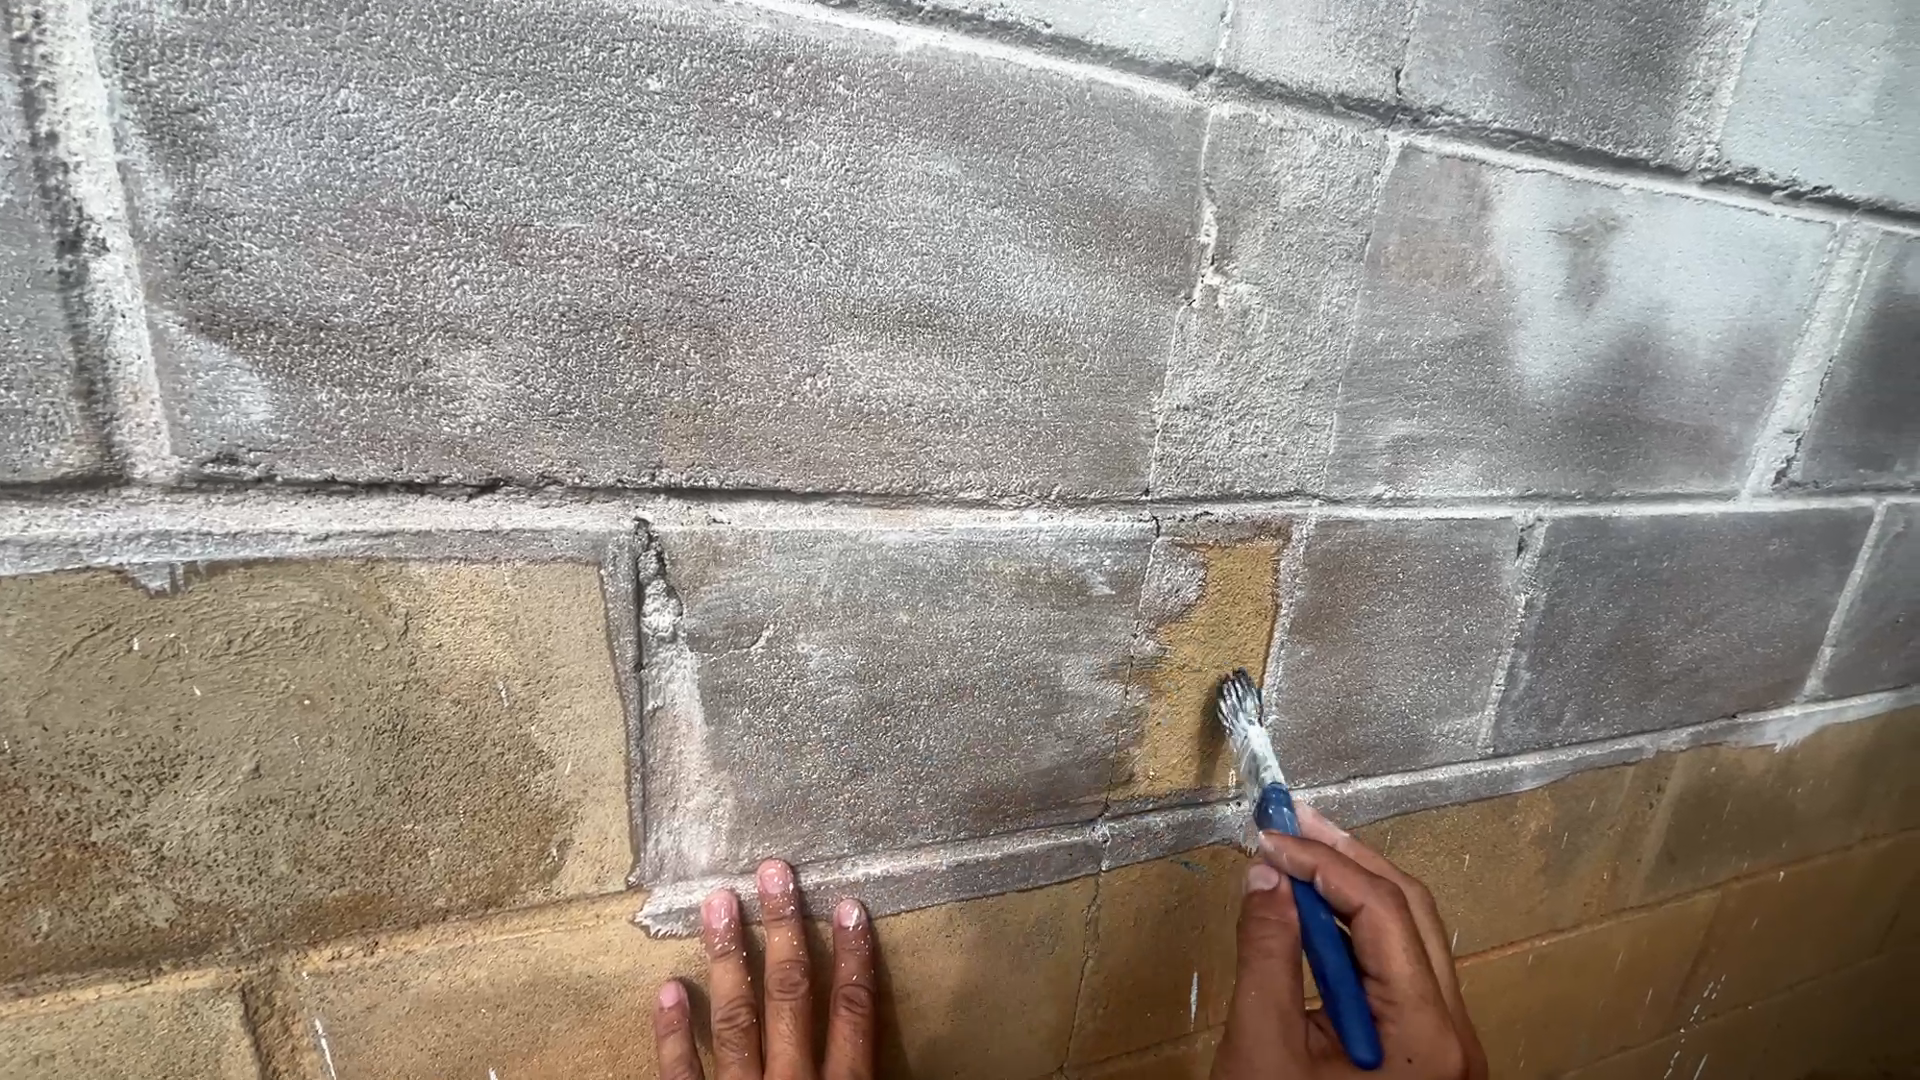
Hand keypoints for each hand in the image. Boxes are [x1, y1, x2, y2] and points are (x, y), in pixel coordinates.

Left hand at [654, 859, 877, 1079]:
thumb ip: (862, 1067)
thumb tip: (885, 1031)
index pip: (852, 1012)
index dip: (853, 957)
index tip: (849, 906)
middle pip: (790, 994)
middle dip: (783, 928)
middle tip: (773, 872)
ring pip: (736, 1019)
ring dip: (728, 956)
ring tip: (720, 902)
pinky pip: (682, 1074)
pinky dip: (673, 1032)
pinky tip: (668, 988)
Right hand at [1213, 805, 1487, 1079]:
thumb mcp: (1263, 1045)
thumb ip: (1266, 951)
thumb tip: (1264, 873)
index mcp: (1426, 1036)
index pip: (1380, 910)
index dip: (1318, 860)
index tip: (1264, 835)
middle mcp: (1454, 1033)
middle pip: (1410, 909)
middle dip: (1343, 853)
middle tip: (1288, 817)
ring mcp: (1445, 1043)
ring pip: (1409, 931)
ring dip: (1348, 881)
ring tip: (1295, 847)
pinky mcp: (1423, 1047)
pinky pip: (1395, 962)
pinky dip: (1349, 922)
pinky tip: (1309, 906)